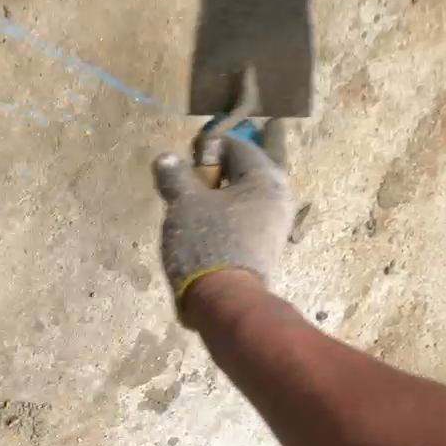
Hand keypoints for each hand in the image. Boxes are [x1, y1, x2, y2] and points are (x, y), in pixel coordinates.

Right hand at [151, 127, 293, 323]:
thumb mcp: (184, 204)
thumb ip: (176, 177)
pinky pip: (244, 220)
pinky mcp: (265, 247)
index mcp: (265, 177)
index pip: (237, 146)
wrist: (223, 299)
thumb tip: (166, 158)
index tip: (185, 163)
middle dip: (214, 177)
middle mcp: (279, 196)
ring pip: (243, 198)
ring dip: (218, 199)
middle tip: (187, 188)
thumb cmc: (205, 242)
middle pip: (243, 173)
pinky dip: (224, 218)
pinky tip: (204, 231)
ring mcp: (276, 224)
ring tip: (191, 212)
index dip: (208, 149)